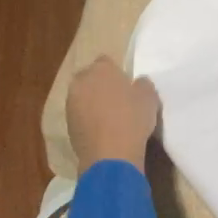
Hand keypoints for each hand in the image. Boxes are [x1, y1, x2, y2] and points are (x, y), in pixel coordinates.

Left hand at [67, 57, 159, 171]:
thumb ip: (143, 84)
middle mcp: (80, 82)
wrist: (110, 155)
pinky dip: (88, 121)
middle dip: (100, 86)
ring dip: (92, 104)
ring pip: (83, 98)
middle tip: (117, 100)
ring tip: (109, 119)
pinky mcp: (67, 125)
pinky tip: (102, 133)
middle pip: (90, 79)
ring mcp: (70, 104)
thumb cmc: (132, 119)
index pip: (106, 62)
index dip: (116, 73)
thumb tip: (138, 83)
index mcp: (100, 69)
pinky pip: (80, 117)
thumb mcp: (149, 98)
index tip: (126, 85)